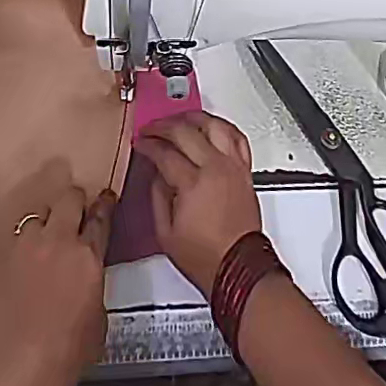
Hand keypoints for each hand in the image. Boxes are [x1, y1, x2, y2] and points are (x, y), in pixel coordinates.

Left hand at [0, 175, 116, 385]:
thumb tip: (86, 277)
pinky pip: (18, 238)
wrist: (13, 372)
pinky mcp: (1, 260)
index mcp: (88, 256)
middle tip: (79, 208)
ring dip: (46, 221)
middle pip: (68, 199)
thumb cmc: (64, 356)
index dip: (105, 205)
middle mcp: (57, 242)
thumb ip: (94, 285)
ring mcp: (25, 248)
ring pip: (38, 214)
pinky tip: (28, 261)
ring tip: (48, 237)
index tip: (107, 199)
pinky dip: (26, 243)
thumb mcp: (98, 321)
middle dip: (75, 200)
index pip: (100, 217)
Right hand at [137, 112, 261, 293]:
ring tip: (180, 118)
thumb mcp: (165, 232)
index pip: (164, 152)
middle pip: (186, 131)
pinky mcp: (245, 171)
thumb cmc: (207, 256)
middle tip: (152, 129)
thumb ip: (157, 195)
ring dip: (194, 118)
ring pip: (214, 126)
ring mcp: (233, 168)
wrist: (238, 267)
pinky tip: (213, 127)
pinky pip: (237, 138)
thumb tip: (156, 173)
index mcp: (193, 184)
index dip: (148, 144)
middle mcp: (216, 170)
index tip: (141, 143)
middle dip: (163, 126)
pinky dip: (223, 127)